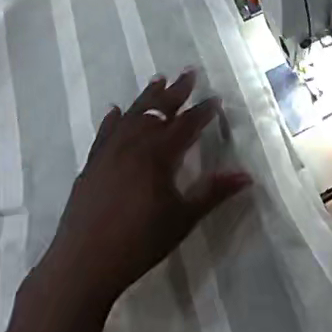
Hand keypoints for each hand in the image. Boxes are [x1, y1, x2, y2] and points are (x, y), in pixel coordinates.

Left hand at [36, 71, 250, 310]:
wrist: (84, 260)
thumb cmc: (139, 242)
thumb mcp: (182, 218)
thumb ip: (212, 193)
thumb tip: (246, 175)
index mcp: (158, 154)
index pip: (186, 125)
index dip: (202, 112)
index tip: (215, 98)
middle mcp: (133, 143)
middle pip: (158, 111)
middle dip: (176, 91)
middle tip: (189, 71)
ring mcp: (109, 151)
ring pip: (131, 115)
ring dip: (147, 97)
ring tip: (158, 80)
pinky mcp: (92, 163)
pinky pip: (105, 132)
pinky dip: (113, 118)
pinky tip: (115, 110)